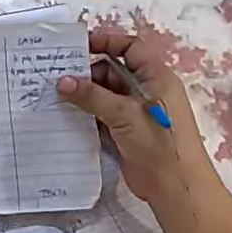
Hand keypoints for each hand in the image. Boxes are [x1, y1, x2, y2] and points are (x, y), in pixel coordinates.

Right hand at [58, 31, 208, 203]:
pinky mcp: (126, 132)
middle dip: (87, 74)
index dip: (107, 42)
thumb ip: (92, 95)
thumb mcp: (124, 114)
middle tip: (57, 76)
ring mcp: (136, 112)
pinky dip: (86, 114)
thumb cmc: (158, 143)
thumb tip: (62, 81)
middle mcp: (146, 90)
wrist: (176, 189)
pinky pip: (102, 115)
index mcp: (155, 77)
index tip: (79, 46)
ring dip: (84, 96)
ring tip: (54, 95)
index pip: (130, 48)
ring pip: (105, 95)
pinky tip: (64, 115)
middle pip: (113, 72)